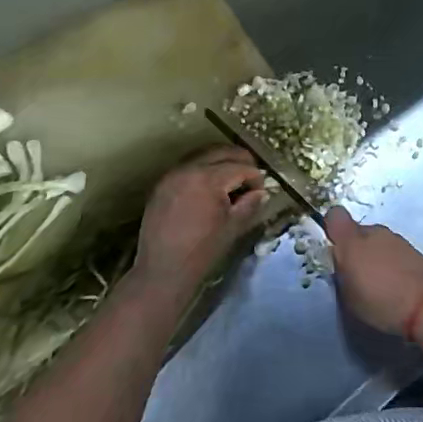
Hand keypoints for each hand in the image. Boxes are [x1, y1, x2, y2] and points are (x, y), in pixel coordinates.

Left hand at [131, 146, 268, 290]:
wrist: (163, 269)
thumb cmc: (202, 251)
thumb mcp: (232, 228)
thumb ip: (249, 204)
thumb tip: (261, 192)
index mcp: (208, 178)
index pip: (239, 166)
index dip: (255, 177)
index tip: (261, 190)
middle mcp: (188, 169)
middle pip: (220, 152)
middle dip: (239, 160)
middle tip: (251, 176)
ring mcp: (171, 175)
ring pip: (201, 155)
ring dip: (219, 161)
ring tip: (232, 178)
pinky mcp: (161, 184)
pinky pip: (186, 166)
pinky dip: (201, 168)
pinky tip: (209, 185)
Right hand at [323, 207, 422, 338]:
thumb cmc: (380, 301)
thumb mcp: (348, 294)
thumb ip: (341, 271)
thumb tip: (340, 260)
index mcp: (351, 241)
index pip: (334, 216)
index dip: (332, 227)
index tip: (333, 246)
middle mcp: (374, 233)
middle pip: (357, 231)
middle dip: (355, 247)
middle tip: (356, 273)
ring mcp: (396, 238)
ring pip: (376, 241)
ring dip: (374, 254)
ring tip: (379, 281)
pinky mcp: (413, 248)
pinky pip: (393, 250)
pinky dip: (391, 261)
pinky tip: (395, 282)